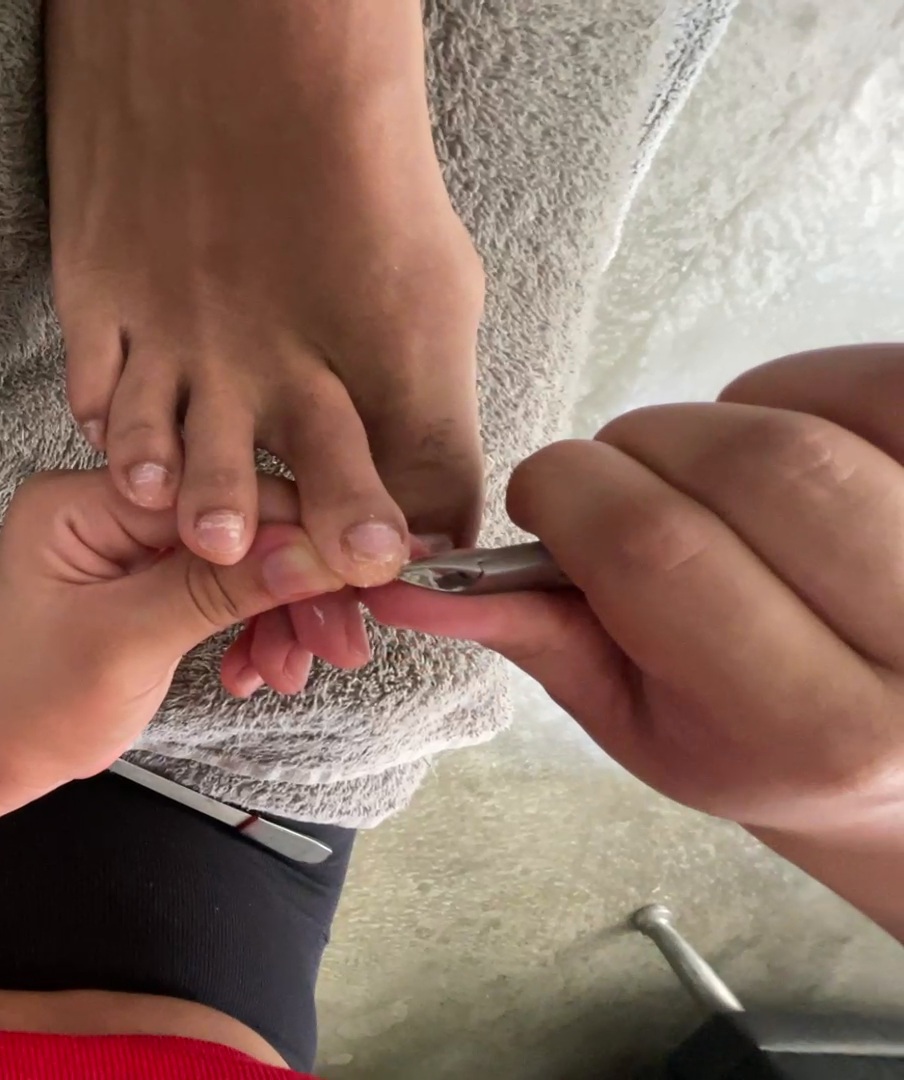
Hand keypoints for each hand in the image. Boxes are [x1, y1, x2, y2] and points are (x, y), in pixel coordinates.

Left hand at [0, 470, 348, 807]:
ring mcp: (120, 544)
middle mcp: (100, 506)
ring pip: (226, 558)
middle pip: (223, 523)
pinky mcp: (138, 580)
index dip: (290, 528)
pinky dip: (243, 626)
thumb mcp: (129, 643)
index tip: (363, 574)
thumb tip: (322, 551)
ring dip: (272, 612)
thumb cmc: (36, 703)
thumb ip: (220, 590)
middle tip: (341, 643)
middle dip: (287, 581)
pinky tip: (259, 670)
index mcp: (75, 500)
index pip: (204, 491)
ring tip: (292, 671)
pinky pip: (209, 587)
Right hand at [48, 0, 483, 583]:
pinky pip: (94, 385)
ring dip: (189, 502)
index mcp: (383, 329)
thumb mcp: (428, 262)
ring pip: (173, 446)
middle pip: (298, 475)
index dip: (406, 538)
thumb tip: (415, 489)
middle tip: (317, 610)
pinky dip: (105, 426)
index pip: (411, 470)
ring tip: (196, 538)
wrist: (225, 10)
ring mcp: (173, 321)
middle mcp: (274, 341)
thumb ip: (418, 388)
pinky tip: (112, 448)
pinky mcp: (96, 293)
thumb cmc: (346, 135)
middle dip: (313, 548)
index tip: (393, 579)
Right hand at [365, 346, 903, 849]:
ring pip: (818, 418)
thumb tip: (398, 589)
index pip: (655, 549)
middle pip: (749, 466)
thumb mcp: (621, 713)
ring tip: (702, 474)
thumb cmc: (751, 746)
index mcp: (806, 725)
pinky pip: (893, 383)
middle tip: (615, 483)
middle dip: (637, 447)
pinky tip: (785, 435)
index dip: (569, 490)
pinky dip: (806, 386)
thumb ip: (523, 635)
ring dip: (716, 421)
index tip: (542, 498)